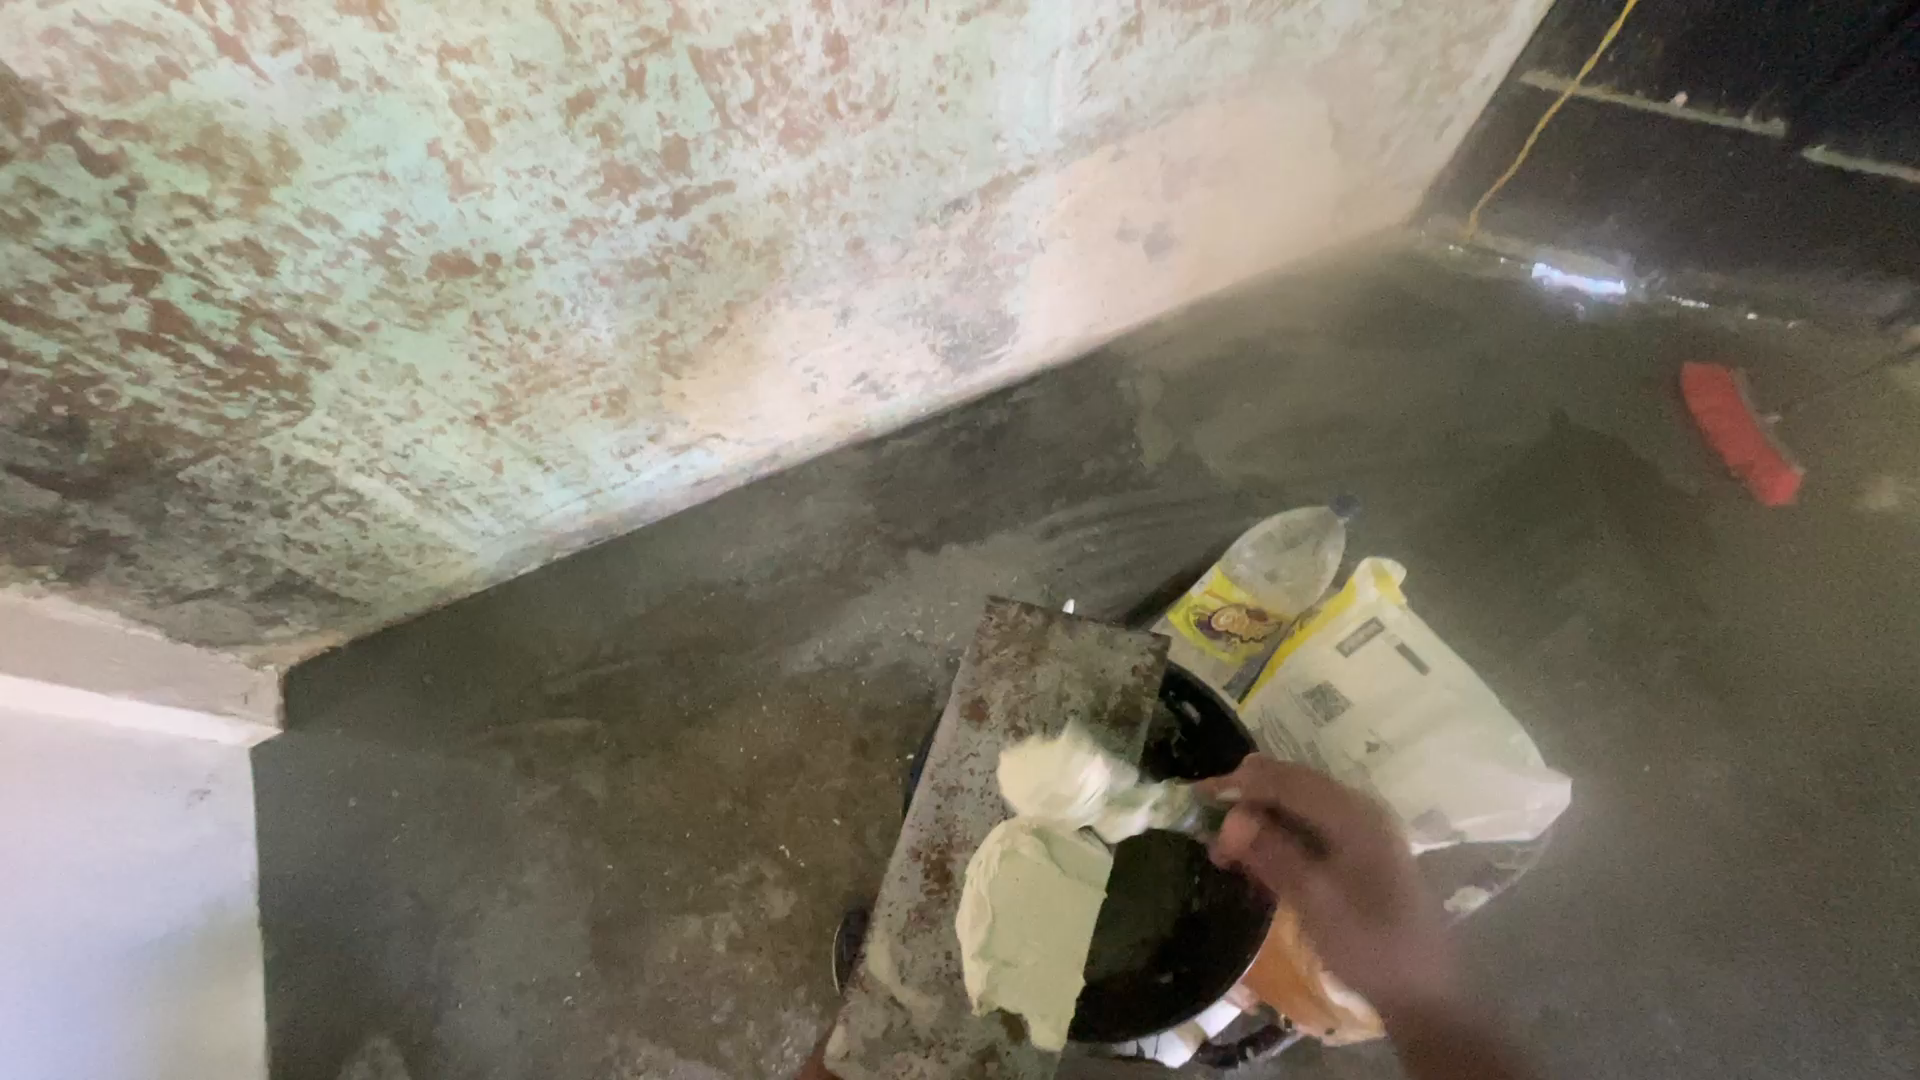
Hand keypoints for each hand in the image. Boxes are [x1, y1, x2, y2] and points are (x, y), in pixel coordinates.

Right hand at [1197, 756, 1457, 1015]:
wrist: (1425, 997)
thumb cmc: (1371, 947)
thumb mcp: (1316, 902)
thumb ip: (1272, 853)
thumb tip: (1228, 818)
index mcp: (1353, 814)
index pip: (1284, 780)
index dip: (1237, 784)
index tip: (1197, 798)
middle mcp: (1356, 809)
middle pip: (1287, 783)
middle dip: (1243, 799)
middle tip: (1206, 826)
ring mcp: (1358, 827)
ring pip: (1292, 802)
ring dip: (1255, 817)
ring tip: (1224, 848)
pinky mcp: (1354, 847)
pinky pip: (1303, 823)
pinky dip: (1273, 832)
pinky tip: (1254, 857)